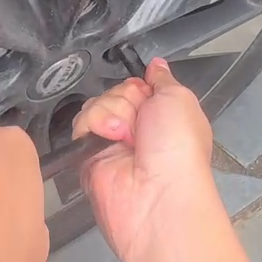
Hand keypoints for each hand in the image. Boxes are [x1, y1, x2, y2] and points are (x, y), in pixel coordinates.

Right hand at [71, 59, 256, 261]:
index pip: (137, 84)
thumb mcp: (180, 99)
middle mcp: (136, 130)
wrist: (159, 196)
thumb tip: (155, 65)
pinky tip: (111, 137)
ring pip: (97, 103)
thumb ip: (162, 78)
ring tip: (126, 136)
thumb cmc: (178, 147)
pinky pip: (81, 122)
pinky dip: (95, 124)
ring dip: (112, 111)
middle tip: (140, 122)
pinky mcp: (89, 156)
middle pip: (115, 91)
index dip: (140, 85)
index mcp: (160, 117)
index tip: (148, 94)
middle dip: (126, 98)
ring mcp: (111, 143)